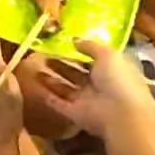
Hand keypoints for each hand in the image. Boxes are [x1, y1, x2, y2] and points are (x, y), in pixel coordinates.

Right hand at [35, 39, 153, 136]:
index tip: (61, 45)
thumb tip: (74, 40)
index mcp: (109, 71)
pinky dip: (47, 96)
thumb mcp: (107, 55)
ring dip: (50, 80)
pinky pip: (58, 103)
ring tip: (34, 68)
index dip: (78, 53)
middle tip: (43, 56)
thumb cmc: (118, 79)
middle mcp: (97, 86)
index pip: (91, 61)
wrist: (121, 113)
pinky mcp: (74, 114)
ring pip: (64, 88)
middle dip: (60, 65)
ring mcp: (85, 101)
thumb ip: (90, 46)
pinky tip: (34, 87)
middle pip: (75, 74)